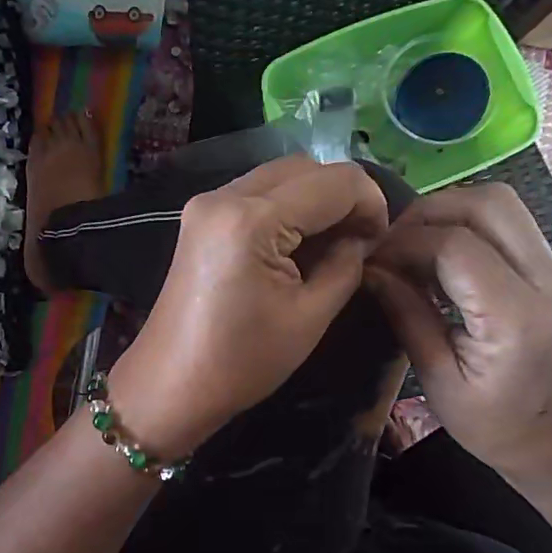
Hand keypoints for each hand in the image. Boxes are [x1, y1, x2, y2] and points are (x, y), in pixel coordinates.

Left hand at [107, 157, 388, 456]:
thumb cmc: (241, 362)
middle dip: (342, 196)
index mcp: (251, 219)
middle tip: (359, 241)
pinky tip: (295, 244)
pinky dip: (284, 208)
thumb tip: (362, 236)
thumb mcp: (310, 316)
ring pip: (278, 176)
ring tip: (331, 245)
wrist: (170, 385)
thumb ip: (346, 263)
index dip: (371, 204)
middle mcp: (223, 196)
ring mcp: (204, 204)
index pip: (335, 181)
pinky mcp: (198, 219)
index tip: (381, 241)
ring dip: (313, 200)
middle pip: (304, 168)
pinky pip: (254, 194)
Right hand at [364, 182, 551, 480]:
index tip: (371, 260)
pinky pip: (506, 224)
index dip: (405, 242)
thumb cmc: (495, 426)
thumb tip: (371, 270)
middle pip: (487, 204)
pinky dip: (463, 226)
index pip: (457, 245)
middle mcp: (548, 281)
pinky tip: (437, 259)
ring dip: (446, 213)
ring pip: (500, 204)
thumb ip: (407, 316)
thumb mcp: (437, 380)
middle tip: (390, 244)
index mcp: (518, 318)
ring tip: (411, 247)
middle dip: (427, 212)